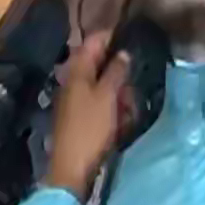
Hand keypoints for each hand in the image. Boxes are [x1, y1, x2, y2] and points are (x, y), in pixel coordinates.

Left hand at [47, 31, 129, 200]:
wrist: (71, 168)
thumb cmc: (90, 127)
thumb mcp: (107, 96)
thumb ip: (116, 71)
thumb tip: (123, 52)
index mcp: (78, 66)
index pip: (95, 40)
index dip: (112, 36)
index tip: (131, 37)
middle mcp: (74, 76)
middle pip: (100, 64)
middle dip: (119, 74)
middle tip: (133, 88)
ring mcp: (75, 96)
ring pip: (102, 85)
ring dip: (118, 94)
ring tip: (129, 110)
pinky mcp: (79, 114)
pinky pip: (100, 103)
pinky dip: (111, 108)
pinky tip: (121, 122)